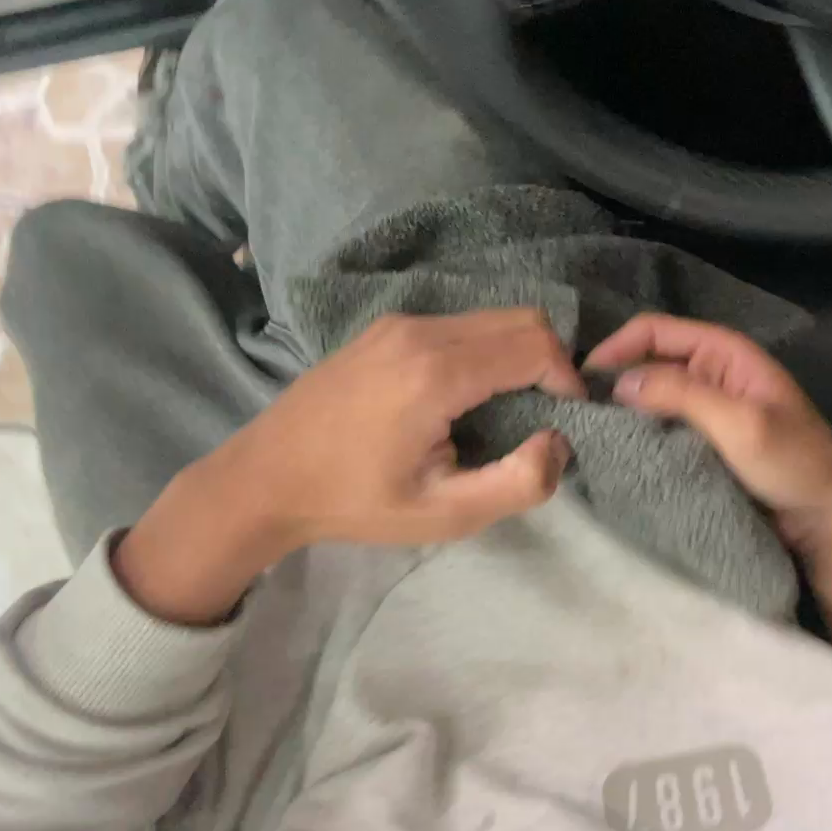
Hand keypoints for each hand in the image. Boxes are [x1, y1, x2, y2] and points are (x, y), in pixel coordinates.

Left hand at [116, 309, 582, 623]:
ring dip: (520, 355)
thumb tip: (558, 441)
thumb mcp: (445, 514)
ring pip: (493, 317)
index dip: (568, 380)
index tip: (565, 422)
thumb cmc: (356, 502)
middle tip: (545, 414)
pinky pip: (462, 323)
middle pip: (523, 320)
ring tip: (510, 408)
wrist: (263, 479)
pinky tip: (469, 395)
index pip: (536, 346)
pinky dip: (488, 349)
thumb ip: (518, 483)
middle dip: (551, 362)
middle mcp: (420, 330)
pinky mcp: (387, 328)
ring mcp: (399, 322)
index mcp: (436, 372)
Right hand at [585, 312, 831, 560]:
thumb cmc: (795, 463)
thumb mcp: (741, 423)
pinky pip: (664, 431)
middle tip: (576, 413)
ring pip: (654, 399)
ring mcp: (709, 412)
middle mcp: (713, 375)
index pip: (657, 331)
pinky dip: (641, 437)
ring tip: (589, 434)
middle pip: (651, 363)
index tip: (581, 380)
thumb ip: (682, 395)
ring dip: (625, 413)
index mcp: (725, 353)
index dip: (617, 347)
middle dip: (616, 381)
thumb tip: (620, 382)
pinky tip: (618, 453)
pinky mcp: (706, 445)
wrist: (828, 519)